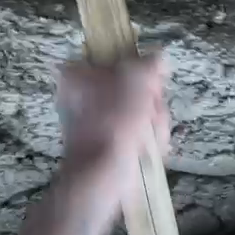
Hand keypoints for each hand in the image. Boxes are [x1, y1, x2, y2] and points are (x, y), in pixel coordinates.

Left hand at [56, 53, 169, 192]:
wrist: (102, 177)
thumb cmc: (113, 122)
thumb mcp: (135, 80)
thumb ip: (148, 64)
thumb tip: (157, 57)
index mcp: (77, 75)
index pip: (116, 59)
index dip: (140, 71)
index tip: (152, 83)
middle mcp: (81, 97)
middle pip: (133, 88)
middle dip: (151, 102)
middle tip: (152, 112)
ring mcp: (95, 124)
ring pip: (139, 112)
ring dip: (154, 123)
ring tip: (151, 136)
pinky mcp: (108, 145)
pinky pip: (137, 134)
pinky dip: (149, 141)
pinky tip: (150, 148)